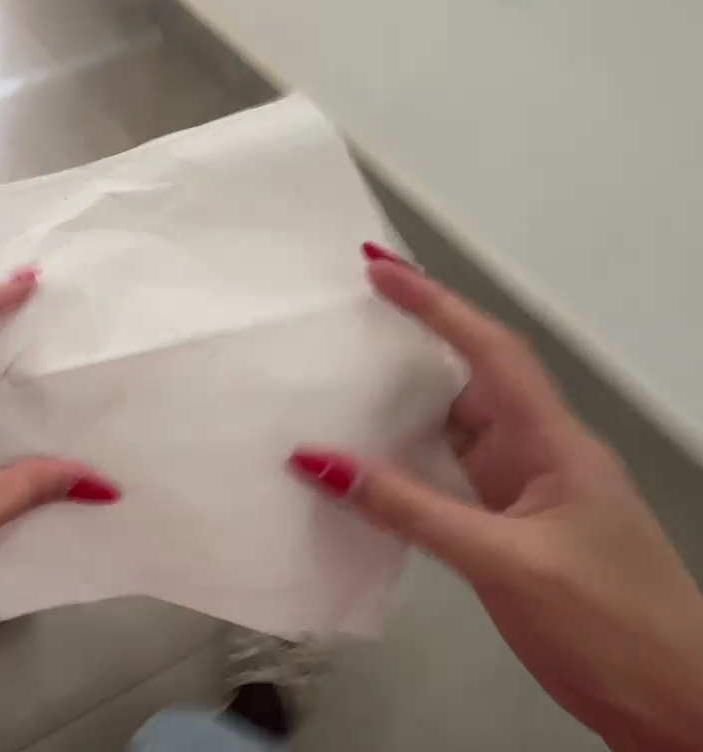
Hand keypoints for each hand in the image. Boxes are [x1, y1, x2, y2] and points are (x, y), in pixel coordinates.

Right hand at [291, 246, 702, 751]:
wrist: (678, 712)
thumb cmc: (614, 626)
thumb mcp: (506, 562)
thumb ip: (405, 507)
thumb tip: (310, 457)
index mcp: (554, 445)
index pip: (493, 353)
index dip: (436, 304)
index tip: (379, 268)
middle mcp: (534, 453)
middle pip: (465, 373)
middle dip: (408, 333)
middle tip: (339, 306)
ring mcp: (516, 487)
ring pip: (444, 420)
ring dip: (389, 393)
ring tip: (325, 367)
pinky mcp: (495, 519)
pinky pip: (430, 465)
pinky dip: (386, 448)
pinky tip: (345, 450)